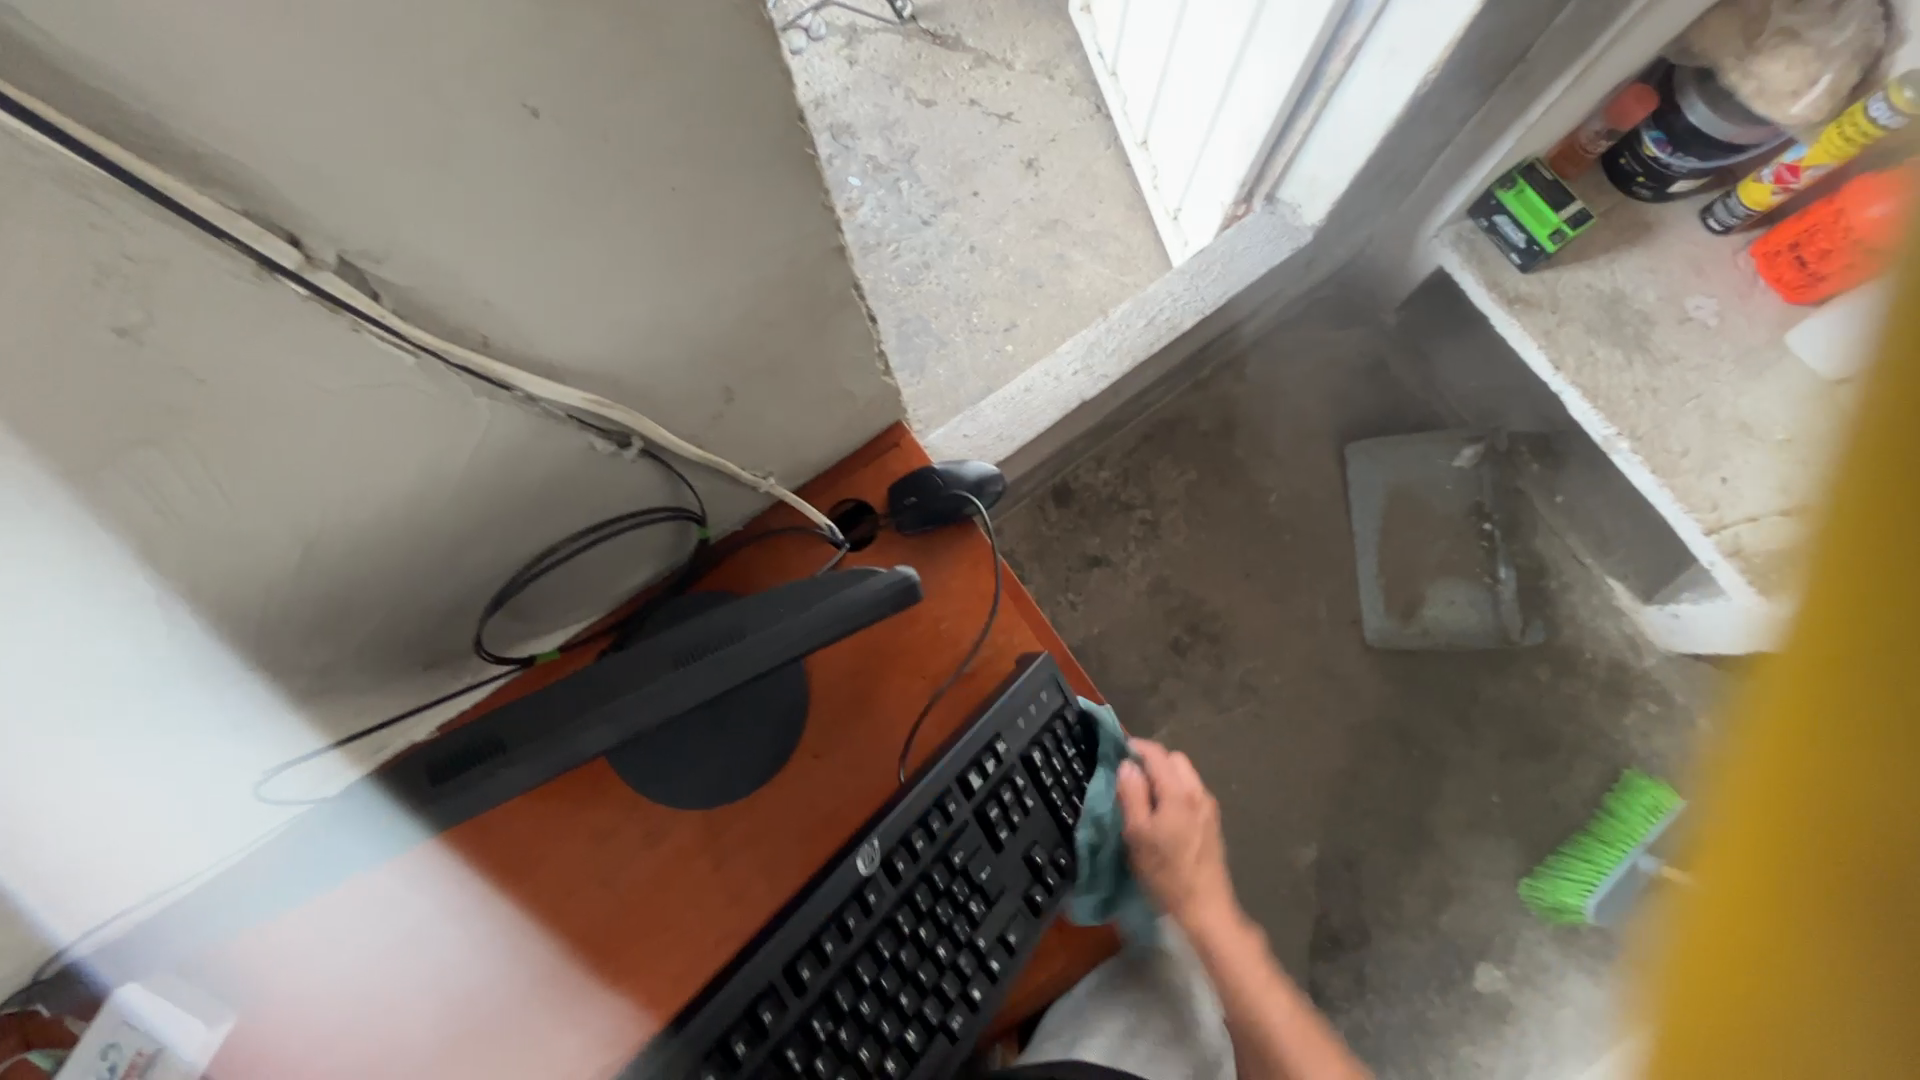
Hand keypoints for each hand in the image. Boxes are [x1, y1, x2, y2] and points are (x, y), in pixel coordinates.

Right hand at [1115, 738, 1237, 931]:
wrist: (1205, 906)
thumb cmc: (1165, 871)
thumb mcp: (1137, 833)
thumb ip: (1131, 794)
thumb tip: (1127, 765)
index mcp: (1178, 792)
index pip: (1157, 753)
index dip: (1136, 747)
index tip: (1117, 754)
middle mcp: (1198, 792)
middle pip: (1175, 759)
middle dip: (1152, 761)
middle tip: (1131, 779)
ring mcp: (1209, 807)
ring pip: (1185, 775)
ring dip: (1165, 777)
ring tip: (1146, 799)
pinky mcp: (1212, 821)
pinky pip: (1191, 791)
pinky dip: (1175, 791)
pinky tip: (1164, 815)